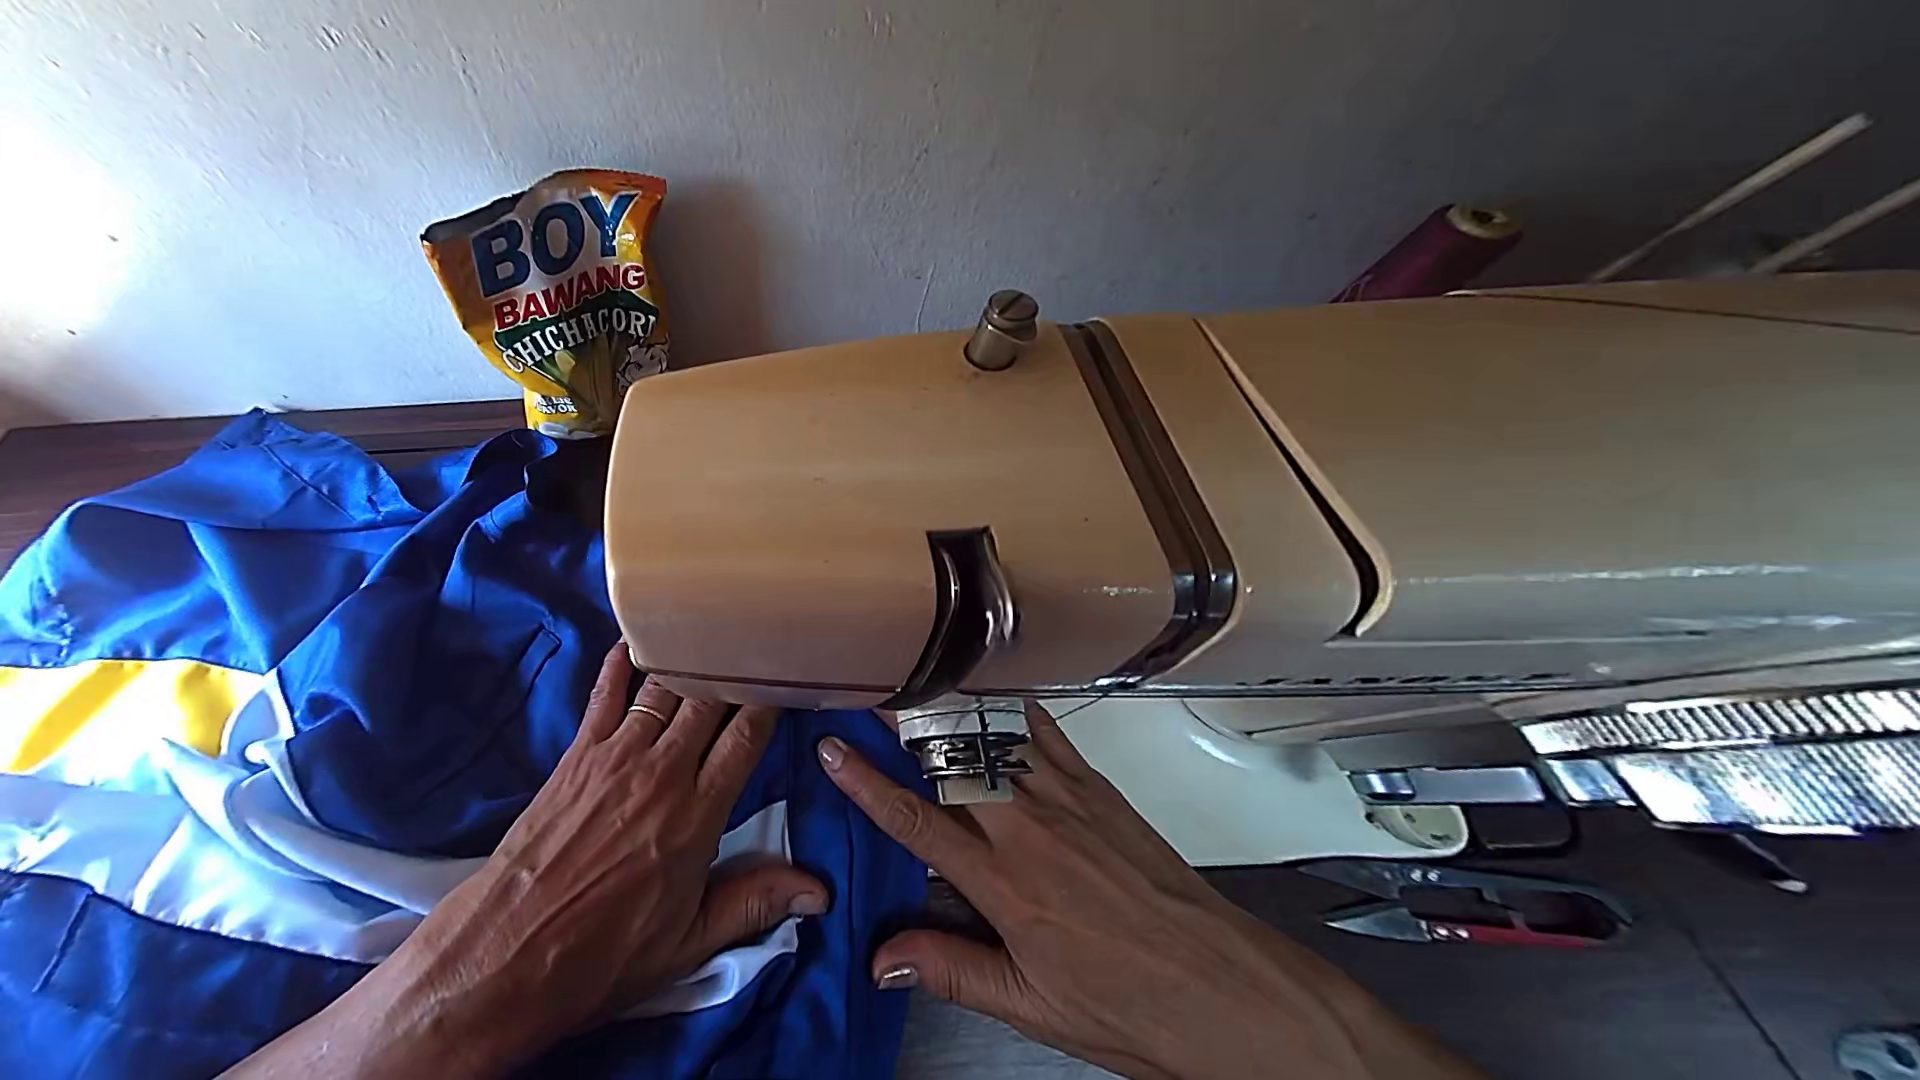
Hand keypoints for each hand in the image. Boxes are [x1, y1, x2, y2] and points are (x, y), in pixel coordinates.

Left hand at [227, 643, 825, 1078]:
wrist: (502, 960)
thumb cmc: (605, 952)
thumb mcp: (691, 940)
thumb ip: (758, 902)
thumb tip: (824, 892)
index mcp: (699, 812)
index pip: (748, 734)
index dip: (772, 699)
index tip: (788, 677)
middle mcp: (663, 771)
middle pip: (711, 699)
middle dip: (737, 668)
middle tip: (757, 640)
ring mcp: (617, 757)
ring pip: (665, 689)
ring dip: (690, 659)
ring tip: (712, 629)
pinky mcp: (578, 756)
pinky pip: (605, 696)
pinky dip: (622, 665)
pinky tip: (636, 639)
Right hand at [816, 702, 1482, 1079]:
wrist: (1220, 983)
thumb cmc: (1126, 1003)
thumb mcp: (1032, 1006)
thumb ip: (952, 968)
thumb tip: (883, 955)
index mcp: (1004, 885)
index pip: (917, 822)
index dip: (867, 784)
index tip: (834, 750)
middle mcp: (1029, 827)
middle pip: (953, 759)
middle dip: (905, 721)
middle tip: (872, 689)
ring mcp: (1067, 798)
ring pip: (996, 737)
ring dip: (952, 707)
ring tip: (919, 681)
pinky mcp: (1099, 787)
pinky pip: (1047, 735)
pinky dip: (1014, 710)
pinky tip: (994, 696)